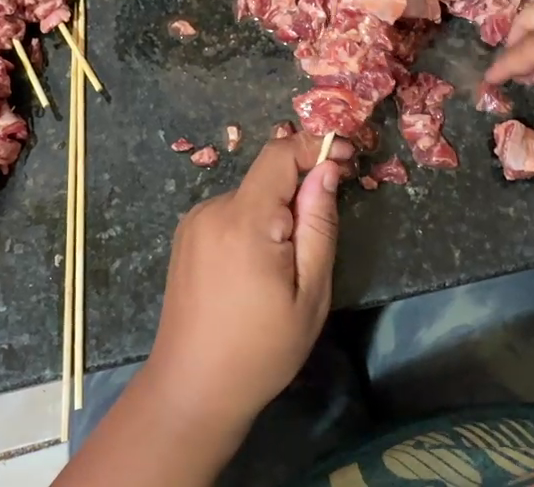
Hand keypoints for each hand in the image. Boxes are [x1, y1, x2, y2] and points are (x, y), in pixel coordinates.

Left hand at [140, 129, 350, 432]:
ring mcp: (195, 222)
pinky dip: (254, 224)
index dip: (315, 145)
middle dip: (301, 187)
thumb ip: (319, 224)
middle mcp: (213, 209)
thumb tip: (327, 169)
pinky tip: (257, 268)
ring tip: (288, 264)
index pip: (280, 153)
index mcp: (245, 220)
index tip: (346, 155)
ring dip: (276, 210)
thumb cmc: (261, 349)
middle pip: (266, 176)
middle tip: (325, 225)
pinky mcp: (187, 236)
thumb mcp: (310, 293)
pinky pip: (231, 213)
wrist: (192, 389)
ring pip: (251, 196)